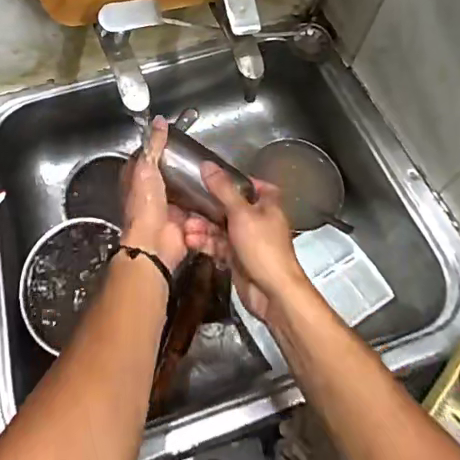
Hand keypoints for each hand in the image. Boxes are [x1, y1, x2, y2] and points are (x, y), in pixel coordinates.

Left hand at [120, 117, 214, 269]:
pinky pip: (200, 214)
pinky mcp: (185, 225)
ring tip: (216, 178)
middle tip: (204, 161)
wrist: (155, 245)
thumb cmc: (145, 206)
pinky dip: (207, 210)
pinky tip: (218, 198)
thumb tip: (159, 120)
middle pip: (173, 177)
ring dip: (200, 192)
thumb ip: (154, 145)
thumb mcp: (147, 168)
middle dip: (187, 172)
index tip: (178, 140)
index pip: (149, 158)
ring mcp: (170, 210)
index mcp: (138, 180)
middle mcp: (153, 195)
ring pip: (189, 196)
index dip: (160, 149)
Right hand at [201, 163, 309, 322]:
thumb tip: (207, 164)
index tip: (208, 178)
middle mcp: (257, 219)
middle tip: (187, 206)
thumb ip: (223, 189)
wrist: (274, 294)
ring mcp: (247, 240)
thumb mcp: (241, 213)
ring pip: (220, 227)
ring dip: (202, 227)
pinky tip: (190, 242)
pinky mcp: (237, 258)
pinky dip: (205, 243)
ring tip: (185, 229)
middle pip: (228, 206)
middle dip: (206, 208)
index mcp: (266, 203)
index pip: (248, 184)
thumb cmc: (263, 248)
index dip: (230, 180)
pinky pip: (218, 245)